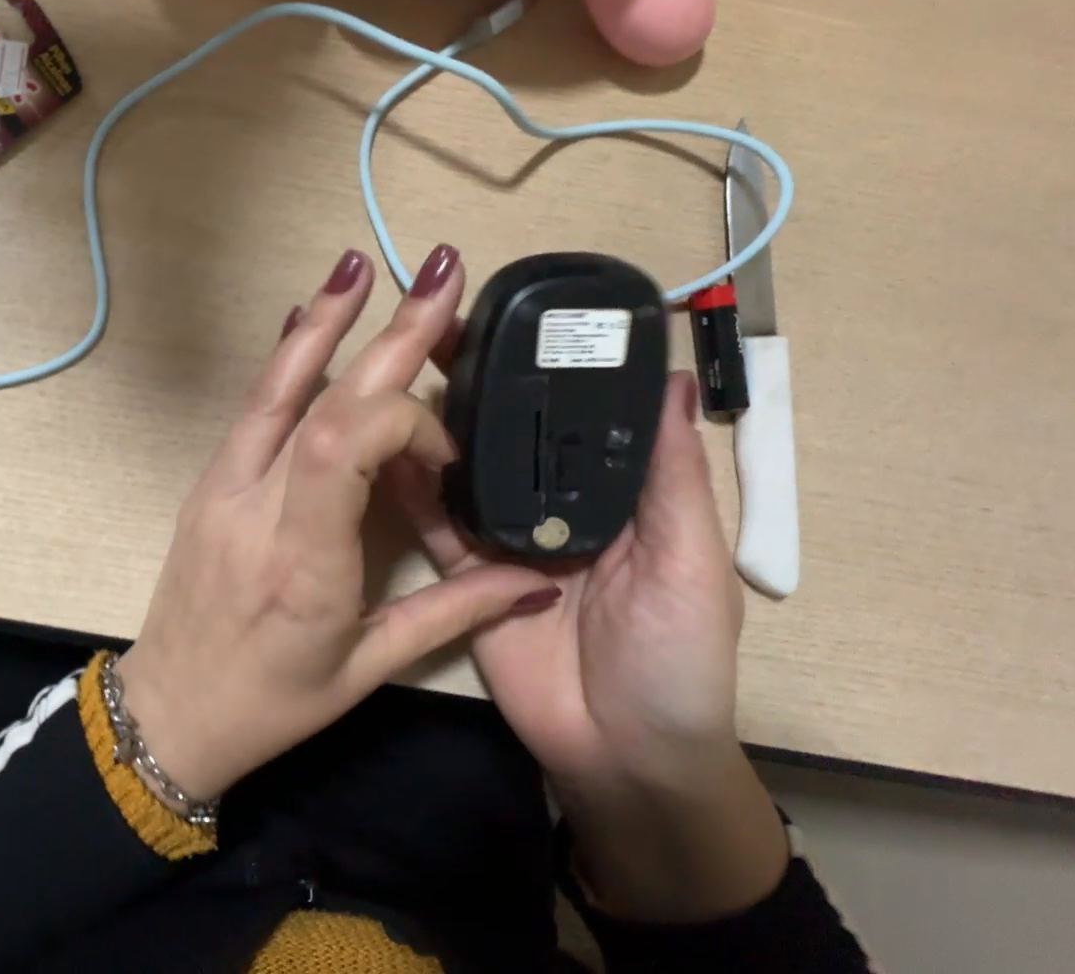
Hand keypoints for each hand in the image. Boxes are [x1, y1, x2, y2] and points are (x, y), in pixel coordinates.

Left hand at [115, 246, 555, 802]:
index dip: (405, 421)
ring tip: (358, 266)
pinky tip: (303, 321)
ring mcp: (220, 490)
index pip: (342, 445)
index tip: (444, 452)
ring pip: (271, 390)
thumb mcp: (365, 670)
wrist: (170, 710)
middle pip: (320, 403)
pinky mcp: (206, 485)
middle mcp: (255, 511)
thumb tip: (532, 579)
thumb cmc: (270, 704)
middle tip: (440, 275)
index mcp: (300, 562)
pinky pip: (249, 410)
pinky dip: (282, 361)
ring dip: (321, 324)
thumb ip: (450, 614)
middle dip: (387, 336)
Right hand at [386, 368, 787, 919]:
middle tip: (435, 334)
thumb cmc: (675, 660)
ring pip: (463, 471)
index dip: (547, 370)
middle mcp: (553, 508)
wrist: (618, 756)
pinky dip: (411, 490)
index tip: (510, 319)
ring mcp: (502, 539)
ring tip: (395, 377)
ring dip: (435, 428)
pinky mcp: (463, 573)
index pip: (575, 418)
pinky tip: (382, 450)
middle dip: (477, 387)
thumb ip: (671, 478)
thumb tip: (672, 380)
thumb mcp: (691, 562)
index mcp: (615, 497)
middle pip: (510, 437)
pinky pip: (434, 523)